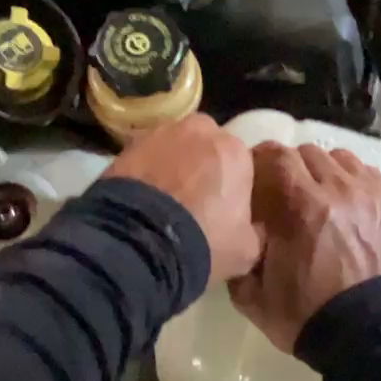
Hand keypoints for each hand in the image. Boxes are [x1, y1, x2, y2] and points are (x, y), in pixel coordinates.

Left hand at [103, 113, 262, 282]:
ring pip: (173, 149)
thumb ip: (255, 231)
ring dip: (172, 168)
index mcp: (235, 151)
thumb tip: (253, 228)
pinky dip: (145, 174)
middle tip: (192, 203)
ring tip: (163, 203)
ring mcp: (159, 134)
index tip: (223, 211)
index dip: (233, 188)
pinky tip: (140, 202)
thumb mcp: (246, 250)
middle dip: (202, 169)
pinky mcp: (125, 147)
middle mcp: (199, 131)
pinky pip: (145, 159)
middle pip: (206, 147)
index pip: (241, 164)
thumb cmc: (204, 242)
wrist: (139, 244)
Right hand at [231, 142, 380, 352]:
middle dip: (288, 167)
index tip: (251, 180)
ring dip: (319, 171)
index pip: (274, 155)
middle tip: (280, 192)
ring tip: (313, 195)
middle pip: (305, 153)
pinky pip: (363, 171)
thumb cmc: (305, 316)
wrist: (365, 335)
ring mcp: (366, 194)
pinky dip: (347, 178)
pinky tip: (340, 200)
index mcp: (299, 206)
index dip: (258, 162)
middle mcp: (335, 189)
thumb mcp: (252, 295)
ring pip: (336, 158)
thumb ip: (239, 256)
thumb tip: (237, 233)